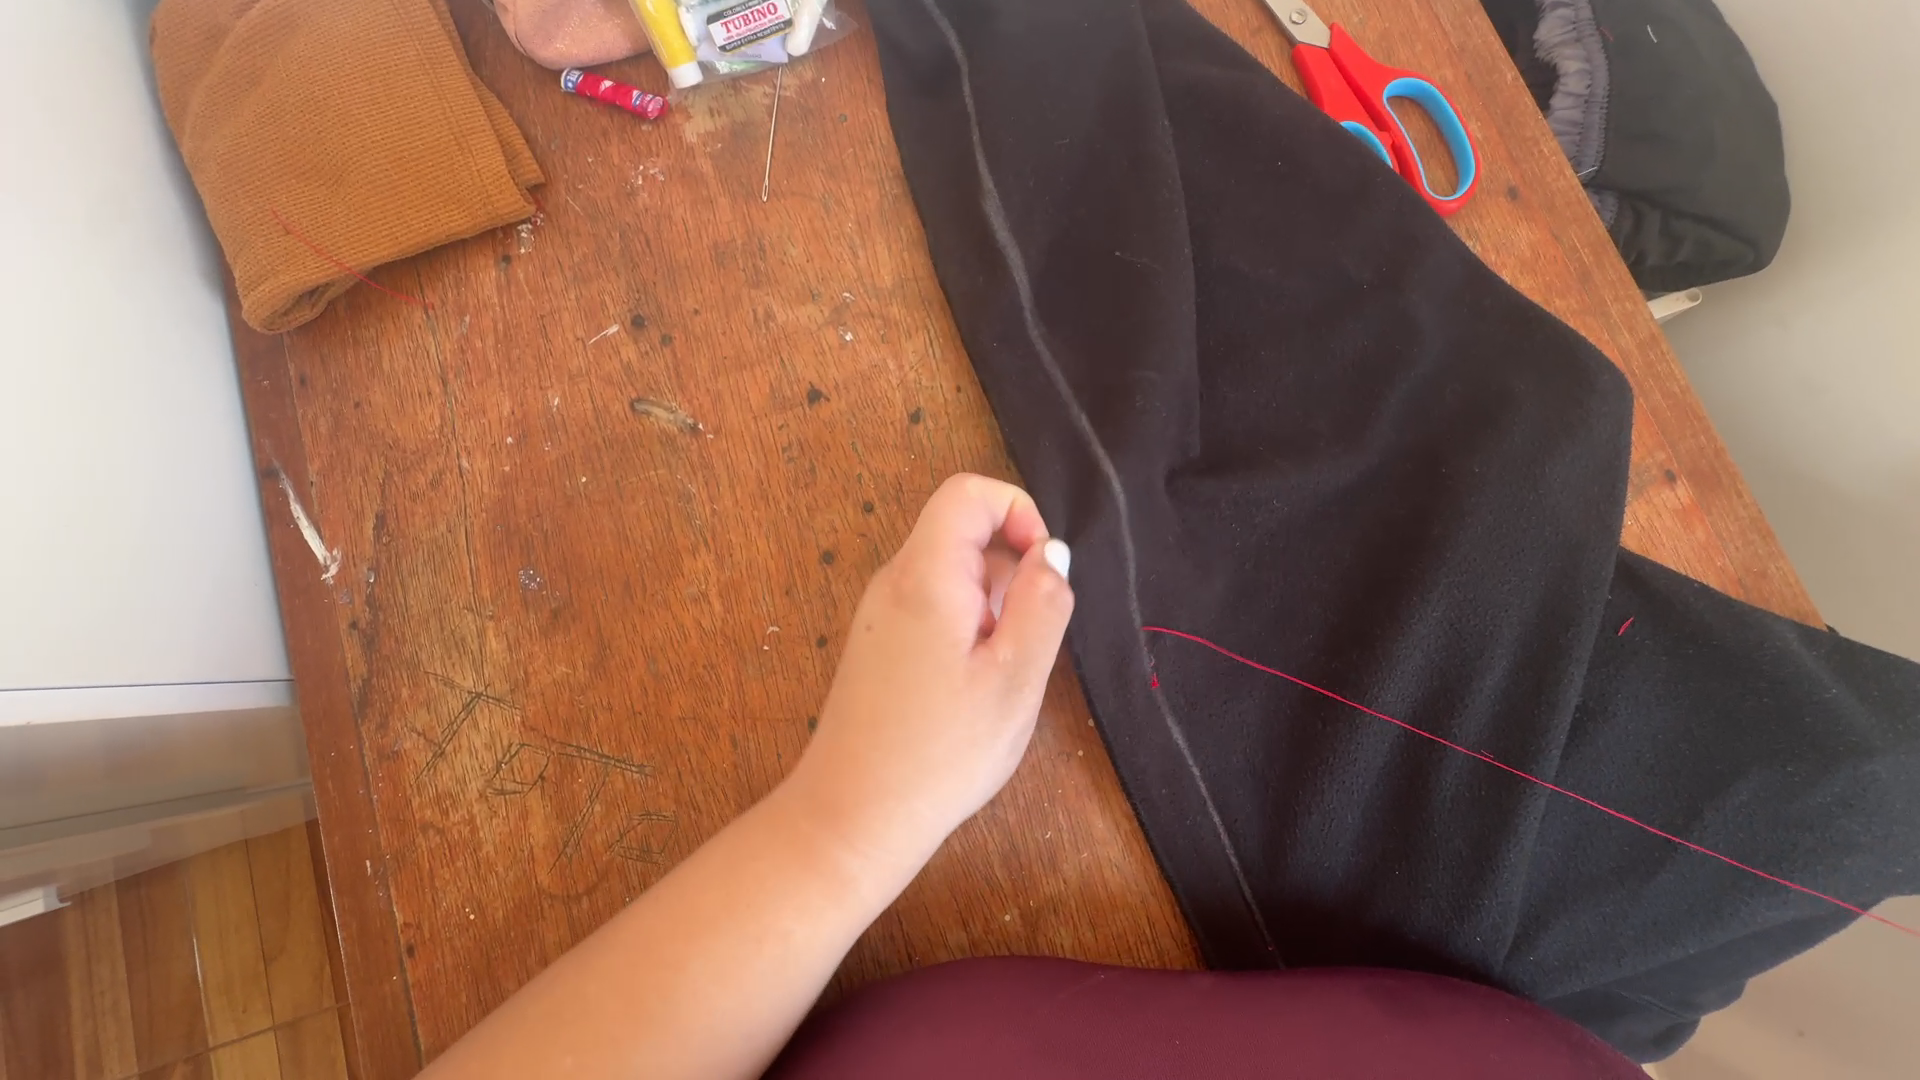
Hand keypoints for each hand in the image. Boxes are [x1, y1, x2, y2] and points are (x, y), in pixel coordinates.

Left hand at [786, 474, 1075, 866]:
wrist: (854, 815)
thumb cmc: (942, 751)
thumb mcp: (1015, 678)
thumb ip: (1042, 603)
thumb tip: (1050, 551)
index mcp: (926, 576)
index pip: (968, 493)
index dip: (1017, 512)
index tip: (1042, 571)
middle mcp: (895, 581)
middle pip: (962, 534)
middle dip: (1010, 573)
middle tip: (1022, 644)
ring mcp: (880, 612)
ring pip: (953, 574)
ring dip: (993, 607)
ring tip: (996, 675)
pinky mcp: (879, 642)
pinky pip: (934, 607)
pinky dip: (967, 628)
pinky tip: (969, 686)